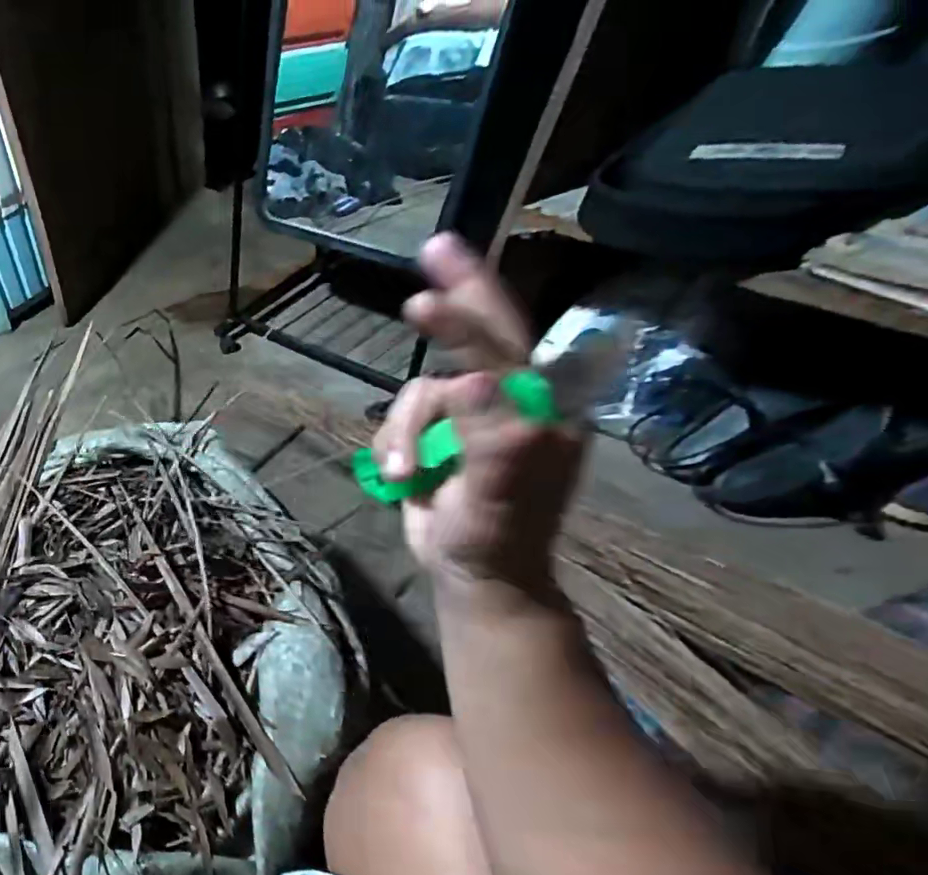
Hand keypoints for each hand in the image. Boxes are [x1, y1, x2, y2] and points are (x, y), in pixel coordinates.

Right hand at [374, 235, 582, 592]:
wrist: (474, 573)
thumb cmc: (496, 538)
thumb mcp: (497, 494)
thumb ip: (491, 437)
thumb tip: (471, 380)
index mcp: (538, 408)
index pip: (505, 345)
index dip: (469, 313)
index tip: (428, 293)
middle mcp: (506, 402)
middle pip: (478, 339)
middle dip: (456, 299)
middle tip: (436, 249)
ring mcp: (467, 420)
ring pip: (416, 397)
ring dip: (399, 436)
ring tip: (403, 477)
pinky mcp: (435, 439)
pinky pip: (398, 424)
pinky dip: (389, 449)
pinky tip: (400, 479)